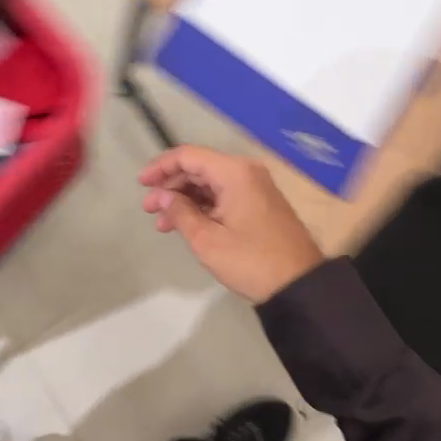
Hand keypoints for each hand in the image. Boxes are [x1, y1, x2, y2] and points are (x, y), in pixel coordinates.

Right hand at [139, 146, 323, 303]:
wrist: (299, 284)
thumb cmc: (250, 260)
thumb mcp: (208, 240)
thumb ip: (180, 212)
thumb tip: (160, 196)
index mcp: (234, 172)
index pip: (189, 156)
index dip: (161, 167)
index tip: (141, 184)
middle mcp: (245, 171)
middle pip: (199, 168)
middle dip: (171, 186)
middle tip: (148, 209)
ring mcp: (255, 186)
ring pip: (210, 183)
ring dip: (185, 199)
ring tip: (162, 223)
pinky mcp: (259, 202)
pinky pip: (224, 195)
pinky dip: (203, 207)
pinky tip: (186, 225)